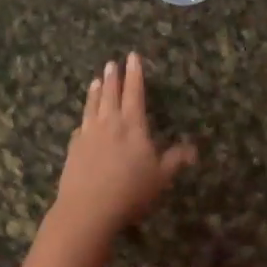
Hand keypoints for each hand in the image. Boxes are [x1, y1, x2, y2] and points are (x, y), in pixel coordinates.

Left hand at [52, 53, 196, 241]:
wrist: (87, 208)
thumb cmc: (130, 191)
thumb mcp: (160, 177)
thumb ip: (175, 160)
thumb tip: (193, 149)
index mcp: (132, 125)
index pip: (134, 93)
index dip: (135, 74)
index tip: (133, 57)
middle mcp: (109, 123)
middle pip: (111, 94)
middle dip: (113, 77)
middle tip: (112, 63)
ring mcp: (88, 134)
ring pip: (92, 106)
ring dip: (95, 92)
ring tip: (96, 80)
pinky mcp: (73, 148)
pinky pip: (80, 127)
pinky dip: (83, 119)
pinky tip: (82, 121)